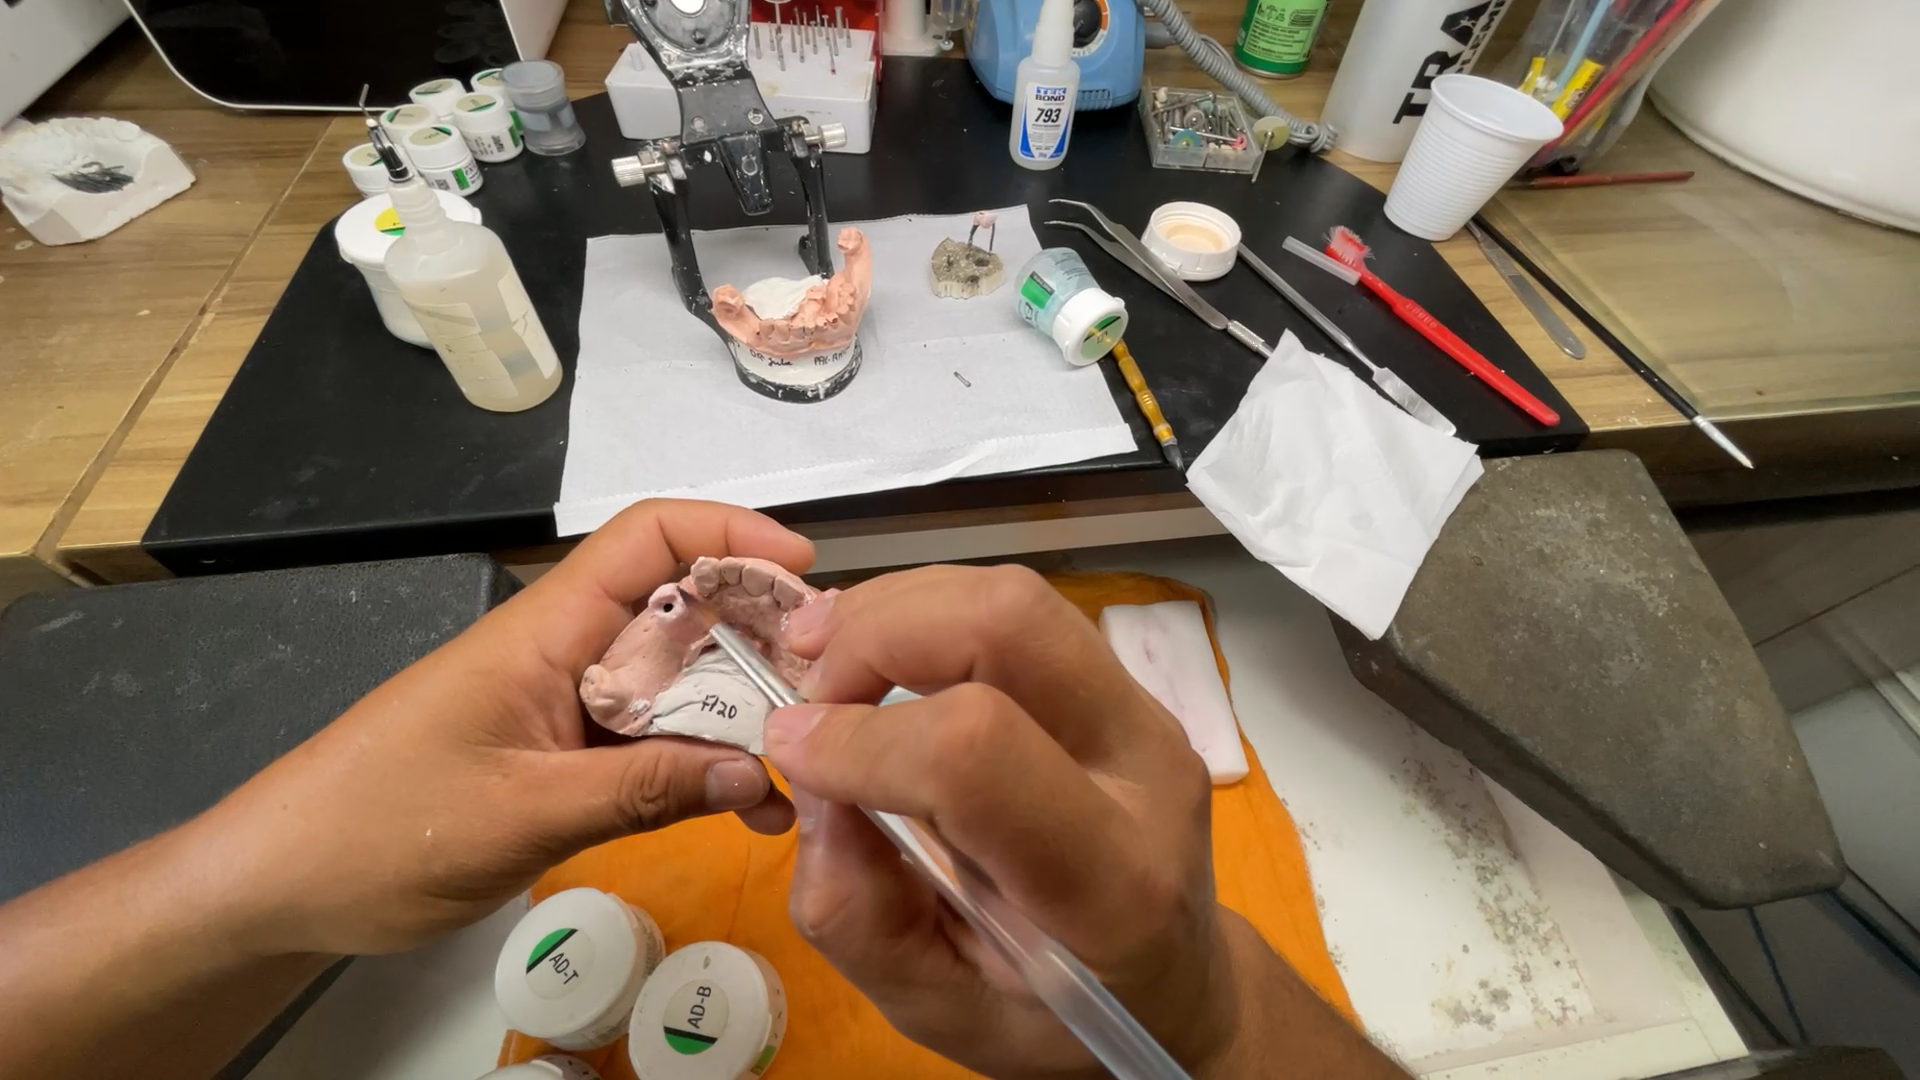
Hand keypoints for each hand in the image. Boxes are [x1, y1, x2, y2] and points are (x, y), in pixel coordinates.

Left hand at [199, 500, 811, 957]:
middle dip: (761, 626)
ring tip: (806, 745)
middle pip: (686, 604)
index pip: (648, 537)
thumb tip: (759, 772)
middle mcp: (576, 647)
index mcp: (549, 627)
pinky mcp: (582, 745)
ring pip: (685, 677)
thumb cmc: (376, 832)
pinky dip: (711, 761)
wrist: (274, 891)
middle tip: (827, 671)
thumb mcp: (519, 816)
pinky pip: (664, 737)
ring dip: (746, 706)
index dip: (728, 531)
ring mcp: (582, 698)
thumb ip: (643, 791)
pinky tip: (755, 804)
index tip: (800, 567)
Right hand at [763, 565, 1236, 1078]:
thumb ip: (857, 912)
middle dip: (879, 633)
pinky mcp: (1118, 679)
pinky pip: (1016, 608)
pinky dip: (927, 607)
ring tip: (825, 647)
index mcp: (1110, 879)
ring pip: (1012, 597)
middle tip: (806, 676)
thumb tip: (814, 778)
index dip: (865, 739)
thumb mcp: (939, 1010)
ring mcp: (1142, 706)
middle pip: (1009, 624)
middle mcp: (1144, 763)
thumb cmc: (1059, 1016)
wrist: (1174, 978)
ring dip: (896, 606)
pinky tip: (879, 643)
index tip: (792, 749)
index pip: (980, 753)